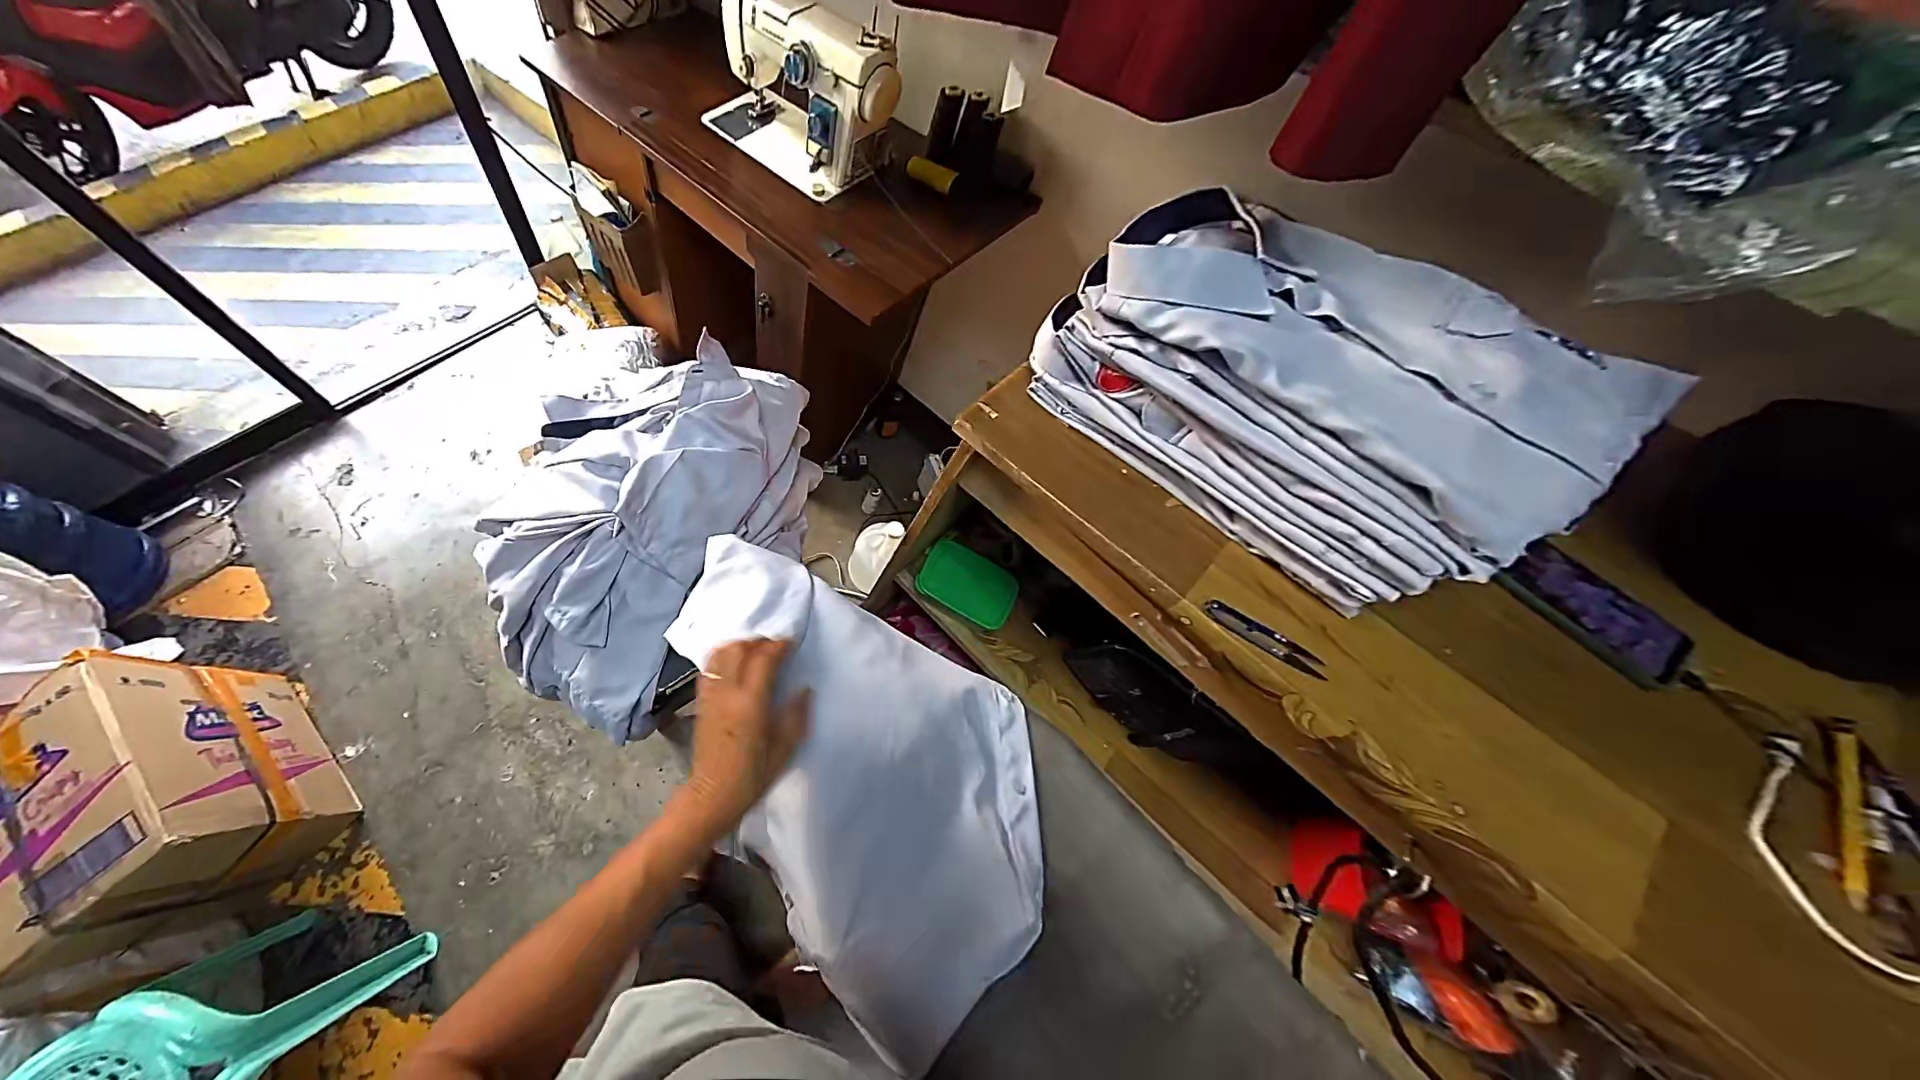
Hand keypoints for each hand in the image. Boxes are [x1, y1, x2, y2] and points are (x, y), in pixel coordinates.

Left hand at [673, 638, 810, 840]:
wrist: (713, 795)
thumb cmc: (753, 774)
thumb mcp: (786, 747)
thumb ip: (797, 714)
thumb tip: (803, 689)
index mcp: (751, 702)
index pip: (764, 658)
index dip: (779, 645)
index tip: (792, 642)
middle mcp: (727, 693)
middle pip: (739, 648)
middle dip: (759, 640)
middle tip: (775, 645)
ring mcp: (710, 696)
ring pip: (720, 653)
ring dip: (739, 645)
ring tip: (755, 650)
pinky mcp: (701, 702)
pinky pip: (710, 667)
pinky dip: (723, 657)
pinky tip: (735, 663)